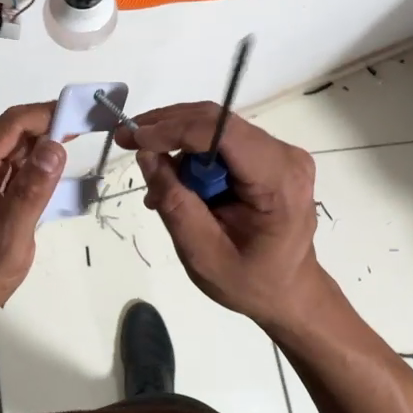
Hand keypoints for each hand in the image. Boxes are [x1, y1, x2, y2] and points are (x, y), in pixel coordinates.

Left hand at [0, 103, 66, 318]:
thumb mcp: (8, 240)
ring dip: (45, 143)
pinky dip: (34, 163)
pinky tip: (58, 169)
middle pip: (14, 130)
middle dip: (52, 125)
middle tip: (94, 127)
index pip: (13, 124)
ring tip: (85, 140)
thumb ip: (31, 193)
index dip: (49, 113)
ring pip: (14, 146)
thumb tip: (54, 146)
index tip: (86, 113)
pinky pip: (9, 163)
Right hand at [119, 103, 321, 325]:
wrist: (288, 291)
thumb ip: (174, 203)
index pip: (221, 134)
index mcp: (278, 182)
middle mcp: (284, 156)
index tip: (131, 140)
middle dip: (166, 126)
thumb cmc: (249, 280)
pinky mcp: (266, 155)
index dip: (173, 129)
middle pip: (216, 121)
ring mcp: (277, 153)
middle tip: (125, 139)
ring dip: (175, 141)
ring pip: (214, 125)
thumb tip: (147, 155)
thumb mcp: (202, 253)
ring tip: (152, 176)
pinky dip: (189, 152)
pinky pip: (219, 139)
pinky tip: (174, 179)